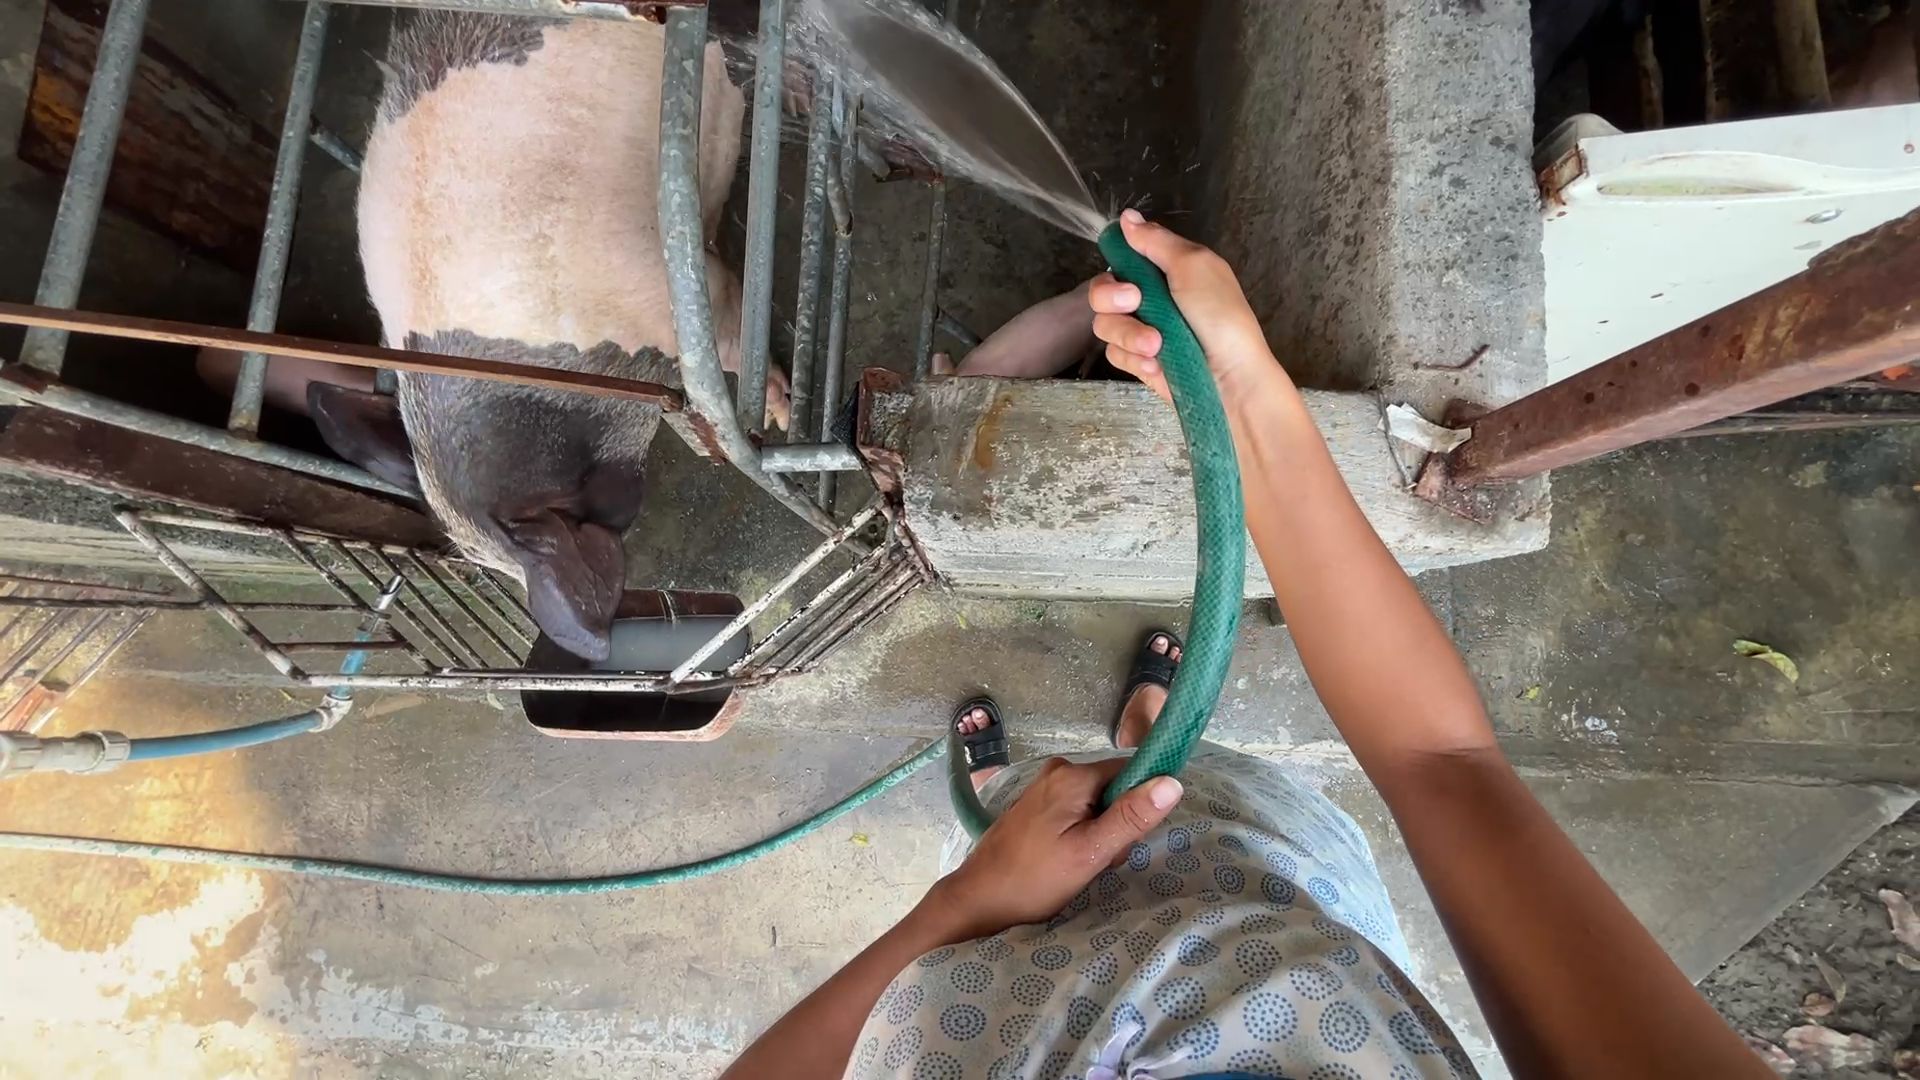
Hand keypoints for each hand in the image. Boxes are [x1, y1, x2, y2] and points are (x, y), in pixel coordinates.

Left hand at [923, 758, 1182, 940]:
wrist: (980, 897)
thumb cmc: (1035, 878)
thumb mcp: (1091, 852)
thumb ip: (1131, 816)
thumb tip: (1173, 782)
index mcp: (1073, 775)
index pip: (1130, 772)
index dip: (1137, 805)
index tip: (1124, 838)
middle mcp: (1058, 770)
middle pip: (1113, 789)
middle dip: (1115, 825)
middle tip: (1096, 859)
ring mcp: (1045, 785)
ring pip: (1096, 803)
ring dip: (1098, 834)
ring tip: (1078, 863)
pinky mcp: (1038, 803)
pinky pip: (1076, 810)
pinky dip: (1080, 834)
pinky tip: (1065, 859)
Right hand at [1088, 209, 1282, 402]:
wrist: (1230, 375)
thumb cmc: (1220, 316)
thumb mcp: (1193, 266)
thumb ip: (1156, 242)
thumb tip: (1126, 216)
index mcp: (1163, 270)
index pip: (1119, 261)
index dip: (1116, 268)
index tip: (1131, 277)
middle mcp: (1147, 299)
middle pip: (1100, 293)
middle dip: (1113, 300)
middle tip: (1137, 305)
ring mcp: (1140, 332)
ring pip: (1104, 326)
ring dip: (1130, 335)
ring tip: (1157, 347)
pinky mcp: (1137, 362)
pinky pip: (1115, 355)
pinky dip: (1135, 360)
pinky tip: (1158, 366)